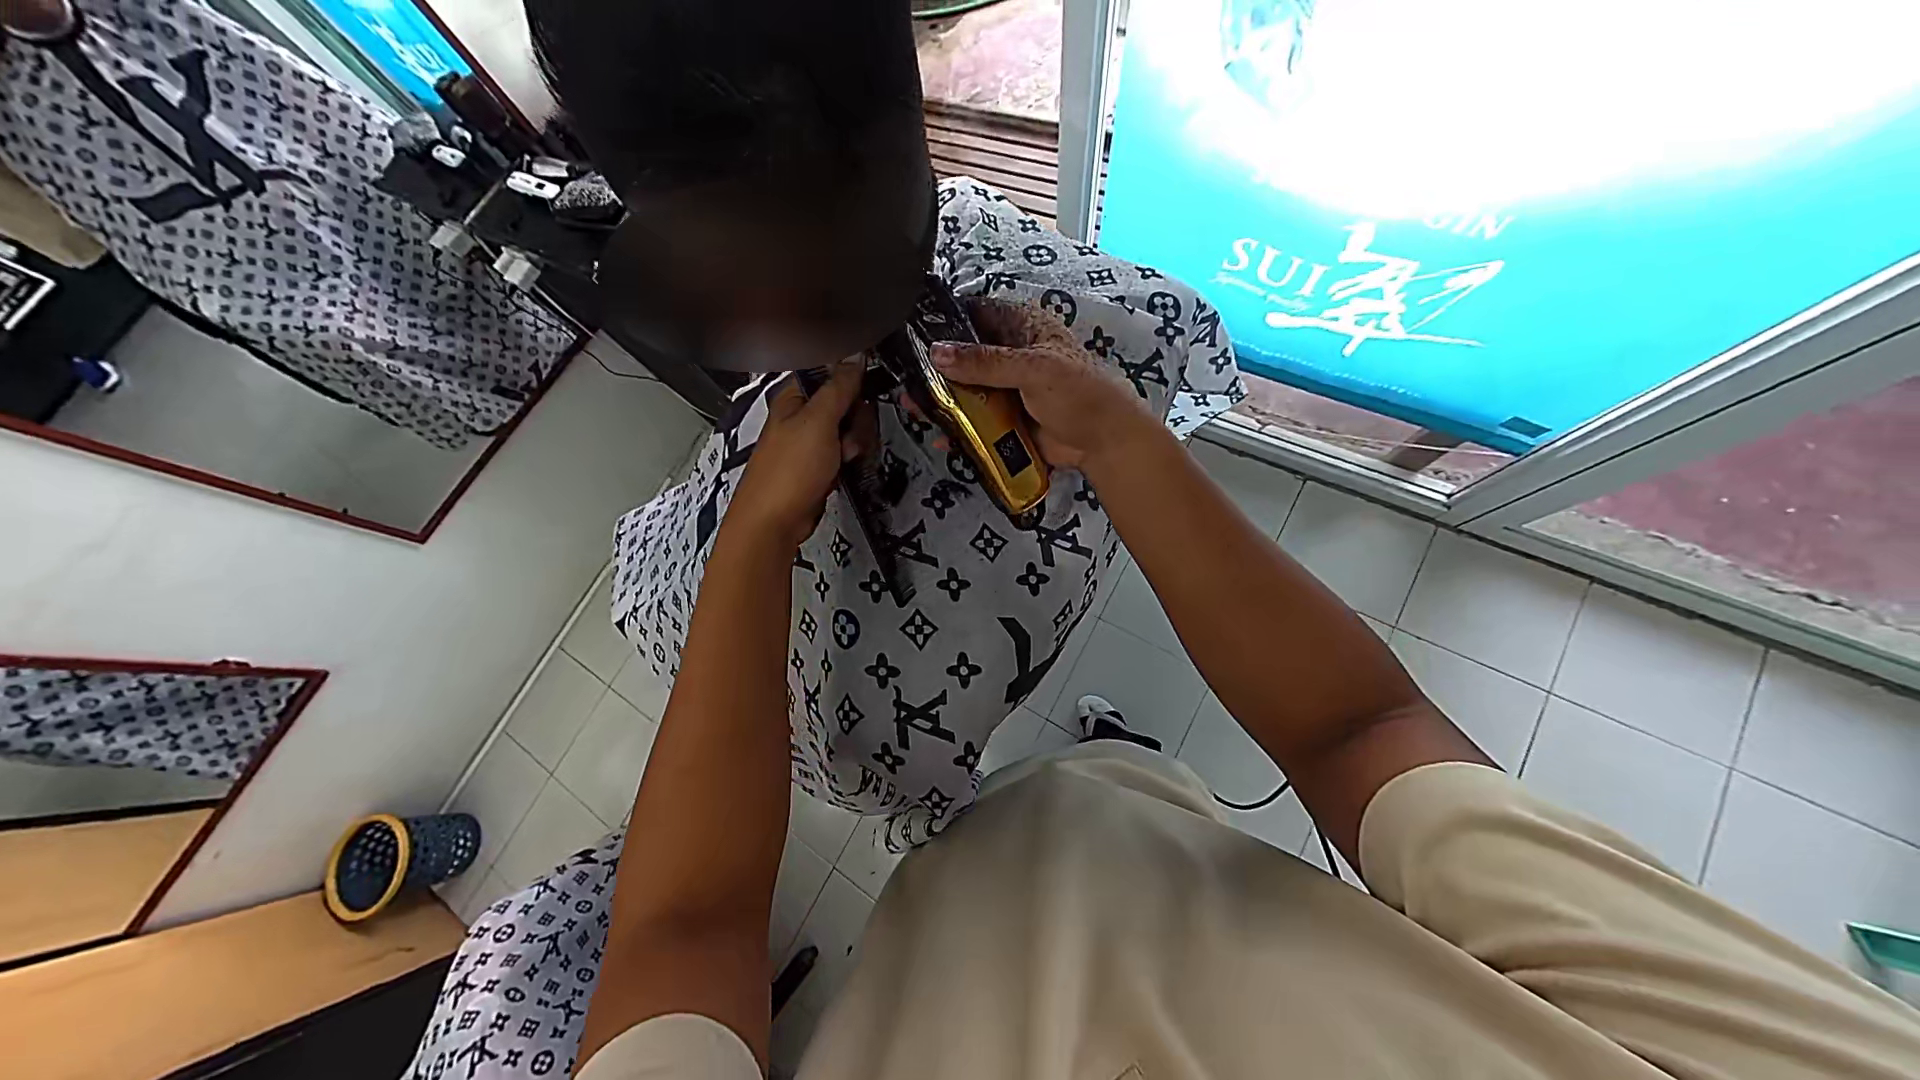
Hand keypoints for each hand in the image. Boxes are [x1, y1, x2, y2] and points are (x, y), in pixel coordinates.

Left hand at [727, 359, 864, 548]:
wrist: (775, 522)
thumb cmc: (785, 474)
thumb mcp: (819, 421)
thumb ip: (839, 387)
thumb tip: (854, 359)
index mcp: (793, 397)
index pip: (832, 373)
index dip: (851, 386)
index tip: (858, 401)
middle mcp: (801, 417)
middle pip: (847, 403)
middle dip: (855, 422)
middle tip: (845, 436)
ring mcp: (810, 442)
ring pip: (850, 430)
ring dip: (854, 445)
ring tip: (840, 458)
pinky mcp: (819, 465)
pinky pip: (845, 453)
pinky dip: (848, 462)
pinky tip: (839, 471)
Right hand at [931, 298, 1159, 471]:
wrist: (1102, 443)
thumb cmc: (1079, 394)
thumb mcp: (1032, 369)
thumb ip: (985, 362)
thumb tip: (937, 353)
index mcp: (1023, 329)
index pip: (978, 313)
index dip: (949, 319)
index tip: (916, 331)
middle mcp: (1011, 355)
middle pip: (965, 355)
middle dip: (938, 368)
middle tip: (908, 378)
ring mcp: (1007, 389)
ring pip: (966, 390)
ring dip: (943, 400)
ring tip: (915, 408)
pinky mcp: (1005, 419)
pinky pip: (975, 420)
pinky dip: (959, 427)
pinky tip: (942, 434)